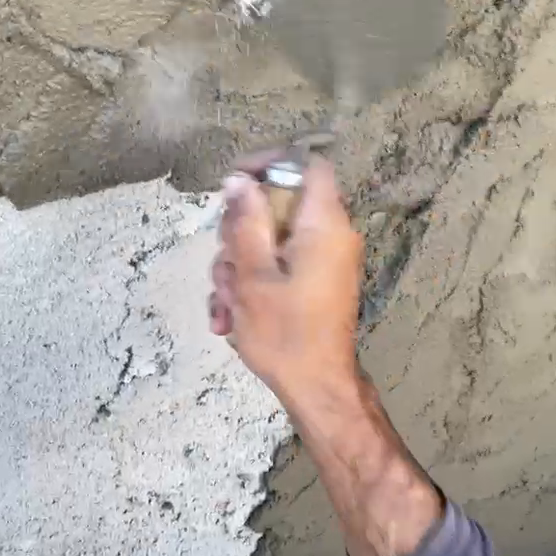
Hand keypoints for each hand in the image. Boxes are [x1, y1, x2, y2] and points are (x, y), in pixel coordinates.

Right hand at [208, 154, 362, 404]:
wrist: (316, 391)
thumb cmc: (285, 334)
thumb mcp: (253, 275)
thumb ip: (245, 221)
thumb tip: (238, 180)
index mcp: (323, 225)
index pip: (306, 165)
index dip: (268, 164)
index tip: (233, 184)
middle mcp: (329, 236)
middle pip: (276, 206)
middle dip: (238, 233)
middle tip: (226, 264)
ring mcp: (321, 261)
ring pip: (267, 240)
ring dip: (237, 267)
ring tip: (228, 305)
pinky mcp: (312, 282)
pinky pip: (275, 266)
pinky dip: (250, 285)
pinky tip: (231, 318)